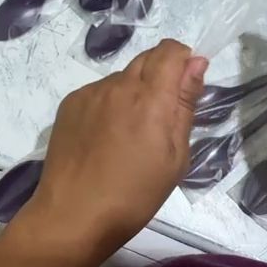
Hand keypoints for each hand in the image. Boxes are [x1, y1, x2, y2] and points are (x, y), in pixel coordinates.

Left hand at [20, 39, 207, 256]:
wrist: (73, 215)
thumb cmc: (134, 195)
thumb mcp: (175, 156)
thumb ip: (185, 103)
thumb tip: (196, 62)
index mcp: (151, 98)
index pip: (171, 51)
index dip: (182, 59)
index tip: (184, 83)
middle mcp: (119, 85)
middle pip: (147, 57)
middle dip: (161, 73)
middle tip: (160, 114)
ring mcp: (91, 93)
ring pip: (122, 77)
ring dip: (133, 91)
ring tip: (129, 133)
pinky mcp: (70, 103)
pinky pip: (99, 92)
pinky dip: (109, 104)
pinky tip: (104, 137)